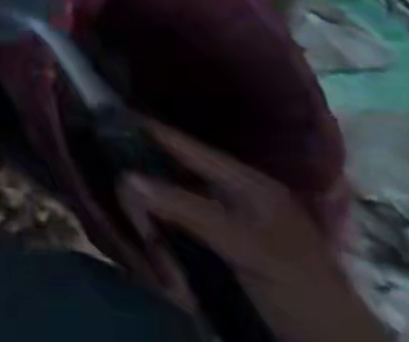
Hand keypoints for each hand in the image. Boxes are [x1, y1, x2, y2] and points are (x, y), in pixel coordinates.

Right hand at [120, 121, 388, 341]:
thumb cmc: (301, 289)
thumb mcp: (246, 246)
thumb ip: (188, 210)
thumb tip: (126, 177)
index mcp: (243, 182)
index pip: (184, 145)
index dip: (148, 131)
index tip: (107, 119)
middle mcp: (228, 197)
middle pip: (167, 181)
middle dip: (149, 208)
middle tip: (144, 236)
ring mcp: (221, 229)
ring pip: (167, 217)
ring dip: (160, 246)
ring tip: (171, 280)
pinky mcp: (216, 259)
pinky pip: (176, 246)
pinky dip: (168, 262)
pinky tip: (174, 285)